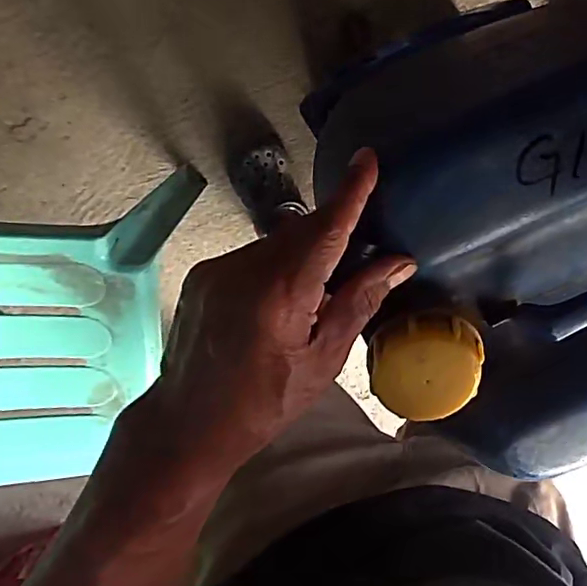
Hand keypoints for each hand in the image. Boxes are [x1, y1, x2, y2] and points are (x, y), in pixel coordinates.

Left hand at [102, 148, 413, 503]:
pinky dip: (279, 266)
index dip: (350, 193)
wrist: (187, 425)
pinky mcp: (205, 274)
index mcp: (281, 293)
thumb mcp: (325, 359)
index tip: (366, 159)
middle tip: (357, 261)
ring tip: (309, 303)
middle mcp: (245, 269)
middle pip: (304, 231)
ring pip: (280, 242)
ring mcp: (219, 269)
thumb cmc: (265, 402)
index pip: (326, 230)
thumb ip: (360, 301)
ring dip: (305, 256)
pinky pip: (256, 255)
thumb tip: (399, 262)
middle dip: (334, 233)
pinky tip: (278, 305)